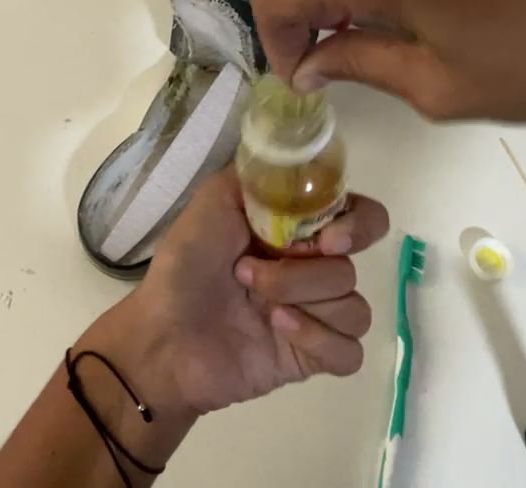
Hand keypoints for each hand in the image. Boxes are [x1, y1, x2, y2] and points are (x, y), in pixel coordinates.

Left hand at [84, 170, 389, 418]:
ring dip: (303, 300)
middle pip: (350, 267)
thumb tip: (298, 167)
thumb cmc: (185, 264)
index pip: (363, 218)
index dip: (359, 225)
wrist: (162, 336)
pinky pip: (348, 352)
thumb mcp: (215, 200)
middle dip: (306, 271)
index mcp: (297, 230)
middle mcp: (311, 269)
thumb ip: (260, 178)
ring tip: (259, 304)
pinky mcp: (311, 359)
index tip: (327, 237)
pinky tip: (278, 329)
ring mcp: (314, 315)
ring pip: (354, 308)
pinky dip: (318, 339)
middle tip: (262, 266)